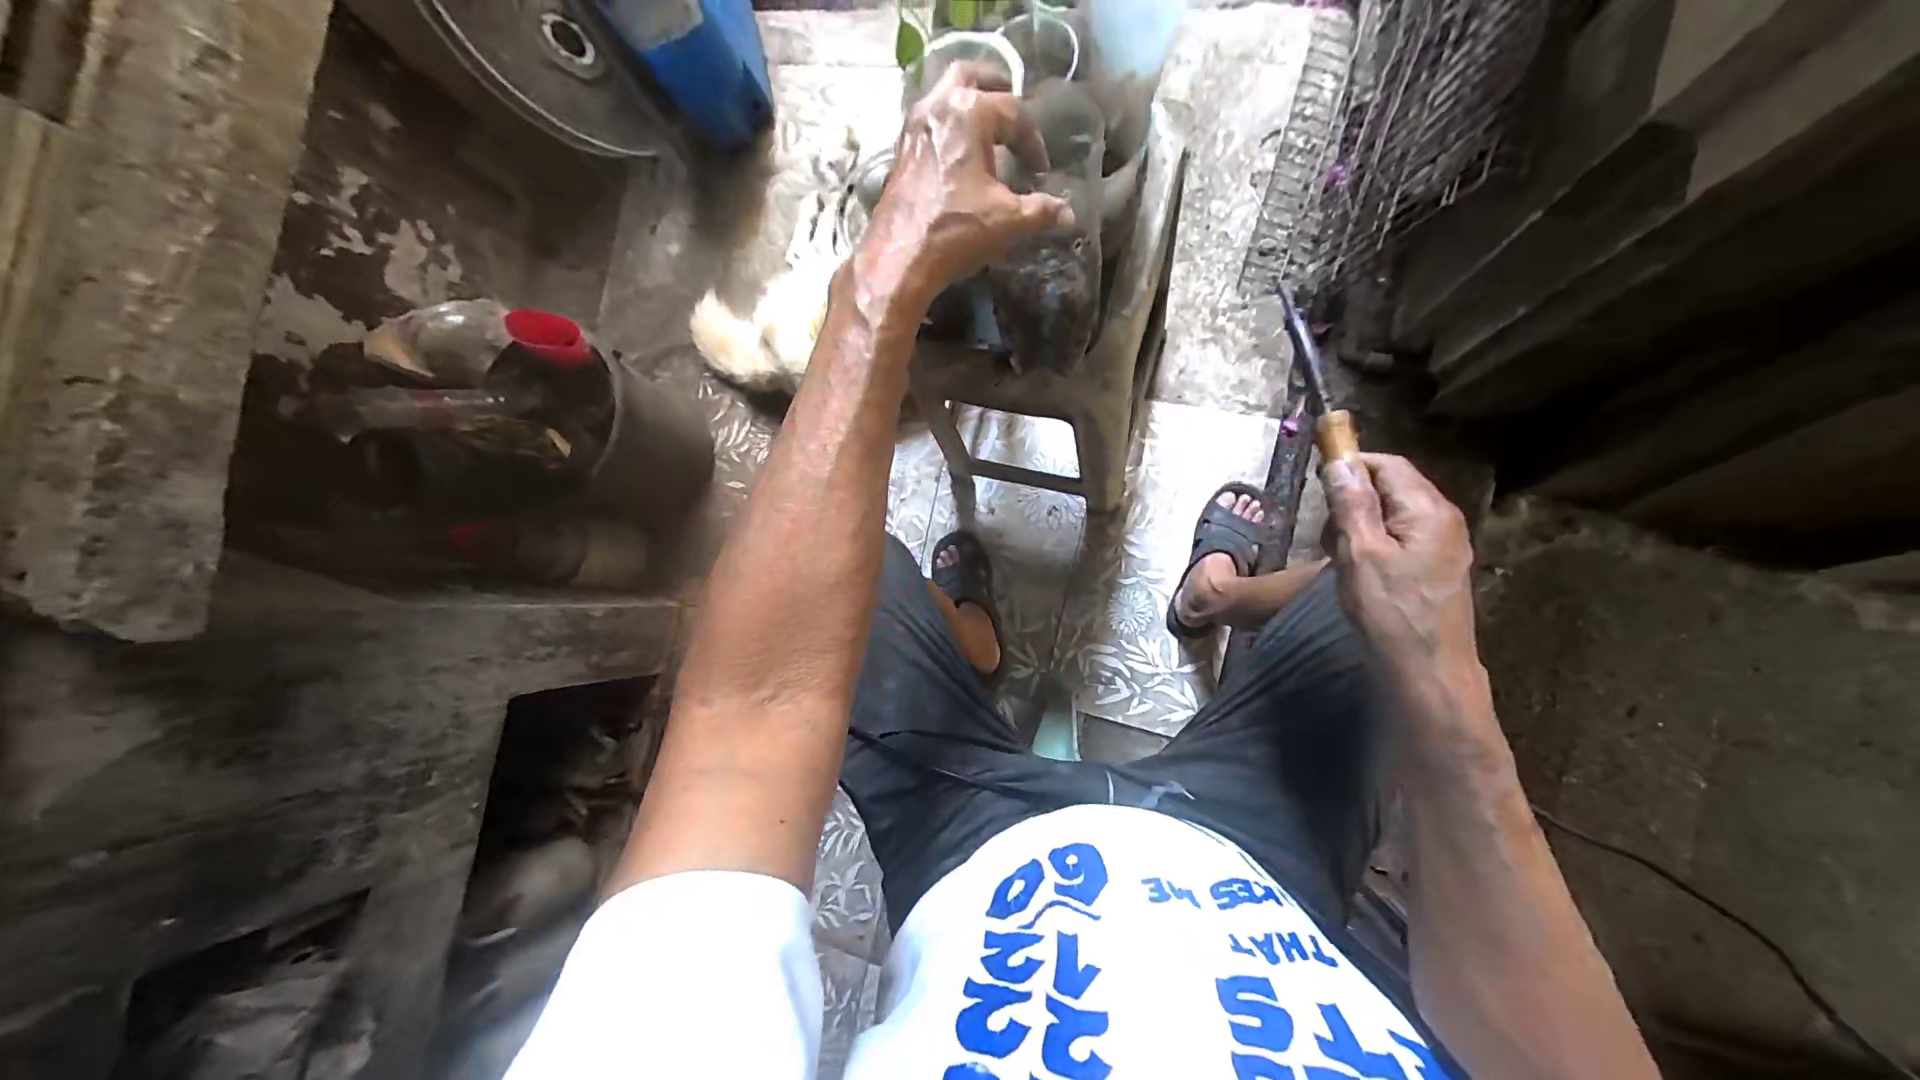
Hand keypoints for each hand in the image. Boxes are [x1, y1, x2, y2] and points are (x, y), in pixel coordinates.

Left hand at [865, 62, 1073, 299]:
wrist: (900, 259)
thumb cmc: (956, 232)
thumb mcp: (1008, 222)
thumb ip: (1041, 211)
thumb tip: (1067, 213)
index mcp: (968, 113)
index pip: (1014, 113)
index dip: (1033, 141)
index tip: (1040, 169)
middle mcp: (936, 108)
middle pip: (970, 77)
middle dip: (994, 89)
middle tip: (1010, 111)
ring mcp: (913, 129)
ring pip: (942, 97)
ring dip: (966, 106)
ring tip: (985, 132)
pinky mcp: (899, 153)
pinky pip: (928, 125)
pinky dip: (946, 130)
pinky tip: (957, 157)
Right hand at [1321, 453, 1478, 679]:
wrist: (1425, 670)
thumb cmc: (1389, 611)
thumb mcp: (1360, 553)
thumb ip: (1351, 504)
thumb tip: (1341, 462)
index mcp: (1428, 510)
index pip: (1388, 465)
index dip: (1352, 465)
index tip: (1317, 482)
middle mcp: (1442, 520)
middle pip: (1391, 487)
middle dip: (1352, 499)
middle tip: (1327, 533)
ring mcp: (1441, 545)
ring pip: (1391, 513)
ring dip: (1358, 524)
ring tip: (1339, 555)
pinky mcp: (1433, 567)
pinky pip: (1398, 537)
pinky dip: (1371, 543)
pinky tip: (1357, 569)